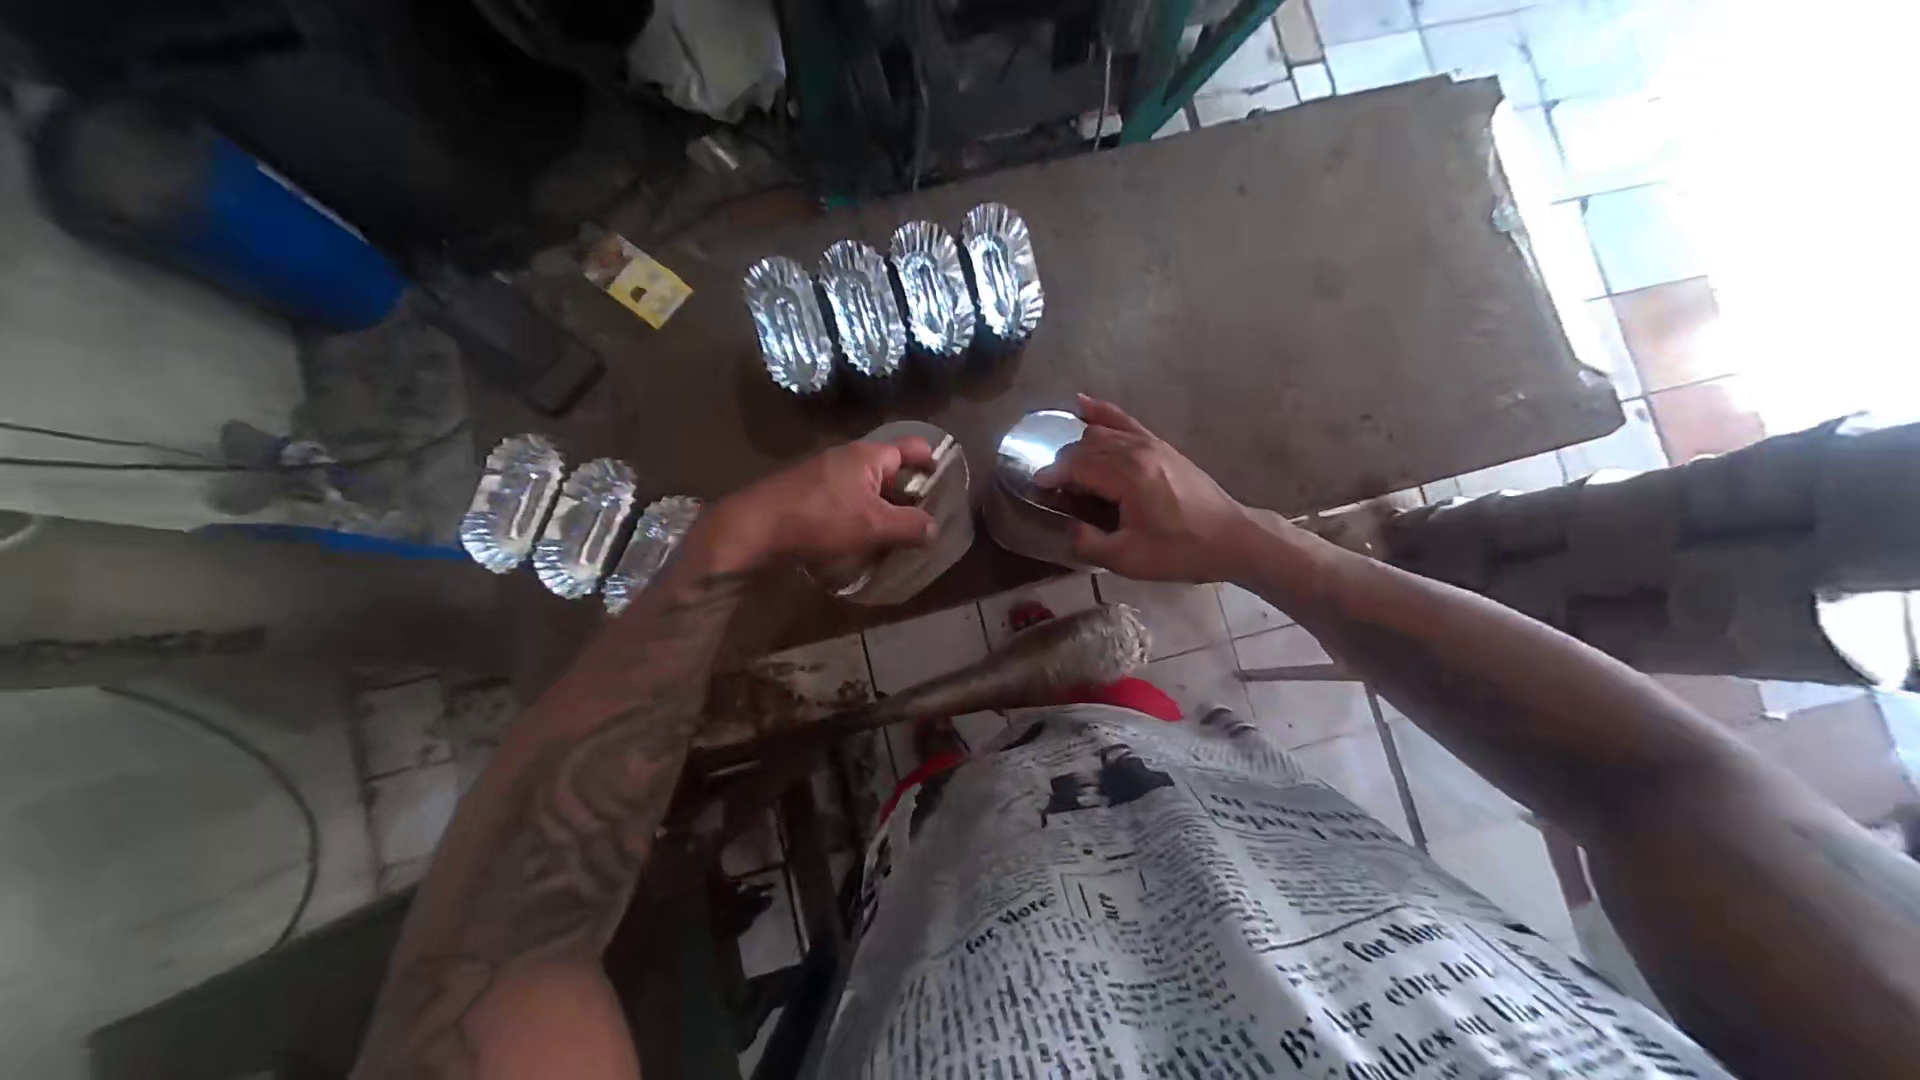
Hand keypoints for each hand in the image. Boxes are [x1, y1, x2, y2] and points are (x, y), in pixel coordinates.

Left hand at [706, 438, 937, 568]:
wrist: (755, 526)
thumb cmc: (820, 519)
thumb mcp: (873, 525)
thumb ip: (909, 526)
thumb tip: (933, 528)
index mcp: (868, 456)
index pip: (911, 447)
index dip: (932, 461)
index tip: (945, 481)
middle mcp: (847, 456)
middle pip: (889, 469)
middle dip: (907, 492)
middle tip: (922, 518)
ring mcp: (823, 472)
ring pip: (865, 486)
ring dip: (881, 506)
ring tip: (893, 533)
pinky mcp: (807, 491)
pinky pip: (844, 497)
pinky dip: (858, 512)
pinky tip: (858, 537)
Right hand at [1035, 395, 1263, 582]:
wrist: (1231, 539)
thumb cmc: (1180, 550)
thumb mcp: (1127, 560)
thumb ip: (1089, 544)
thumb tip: (1070, 528)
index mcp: (1127, 475)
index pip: (1076, 465)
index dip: (1052, 475)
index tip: (1038, 487)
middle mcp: (1137, 450)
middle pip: (1086, 445)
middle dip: (1064, 462)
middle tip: (1055, 487)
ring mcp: (1151, 443)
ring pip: (1102, 431)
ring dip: (1079, 443)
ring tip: (1066, 461)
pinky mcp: (1161, 446)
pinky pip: (1125, 421)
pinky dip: (1101, 412)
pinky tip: (1082, 403)